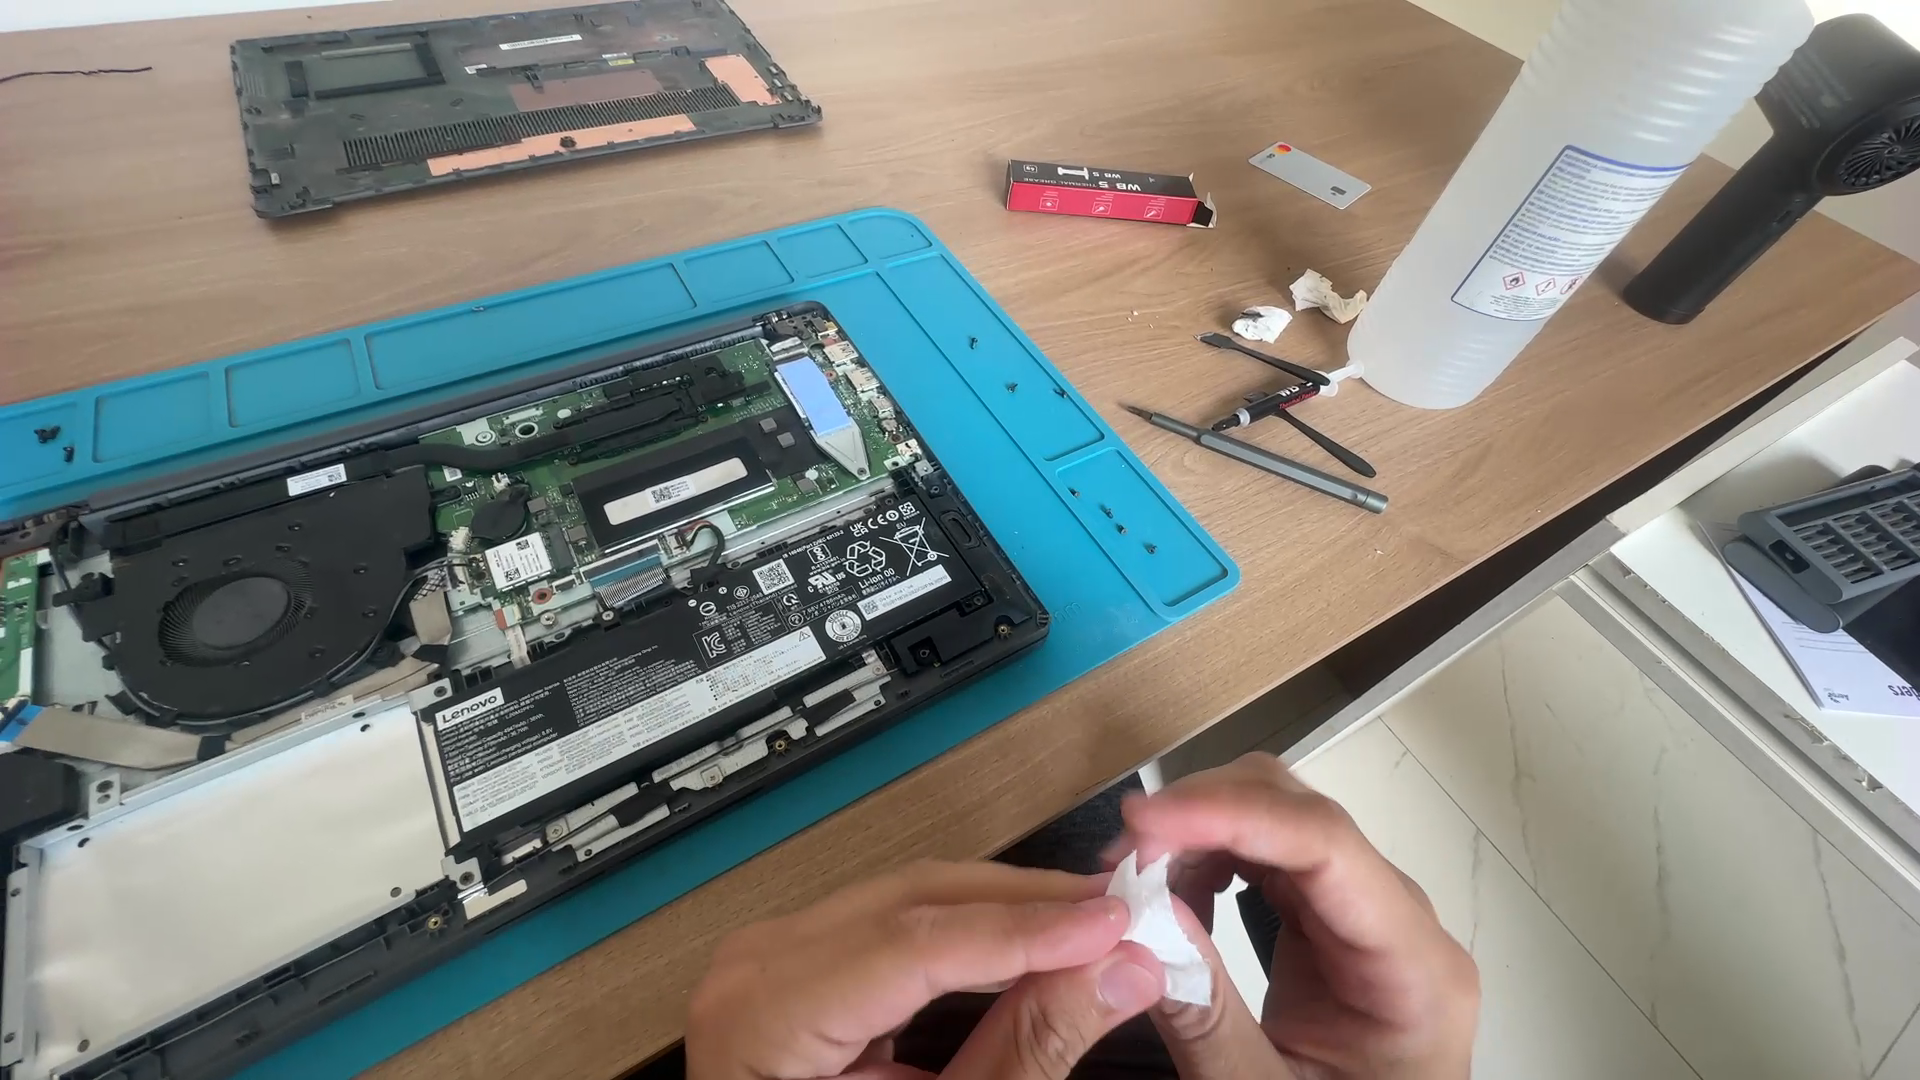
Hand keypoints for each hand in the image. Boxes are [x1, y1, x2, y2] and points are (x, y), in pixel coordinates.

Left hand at [686, 860, 1167, 1079]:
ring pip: (910, 897)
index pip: (912, 942)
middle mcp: (762, 956)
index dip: (1021, 928)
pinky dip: (967, 926)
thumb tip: (1120, 971)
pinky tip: (1022, 932)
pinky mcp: (805, 952)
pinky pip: (896, 919)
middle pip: (914, 900)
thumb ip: (1022, 1053)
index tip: (1114, 922)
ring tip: (1084, 915)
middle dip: (1023, 901)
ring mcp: (778, 948)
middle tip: (1115, 908)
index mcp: (766, 1010)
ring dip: (1003, 906)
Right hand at [1108, 754, 1478, 1079]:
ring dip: (1192, 827)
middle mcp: (1394, 912)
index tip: (1140, 822)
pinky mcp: (1323, 904)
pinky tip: (1173, 893)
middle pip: (1293, 811)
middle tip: (1122, 855)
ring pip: (1269, 810)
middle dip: (1198, 813)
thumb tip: (1139, 915)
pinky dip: (1202, 850)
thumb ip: (1204, 1014)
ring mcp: (1357, 901)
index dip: (1228, 815)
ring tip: (1136, 876)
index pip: (1324, 844)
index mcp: (1412, 966)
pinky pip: (1257, 844)